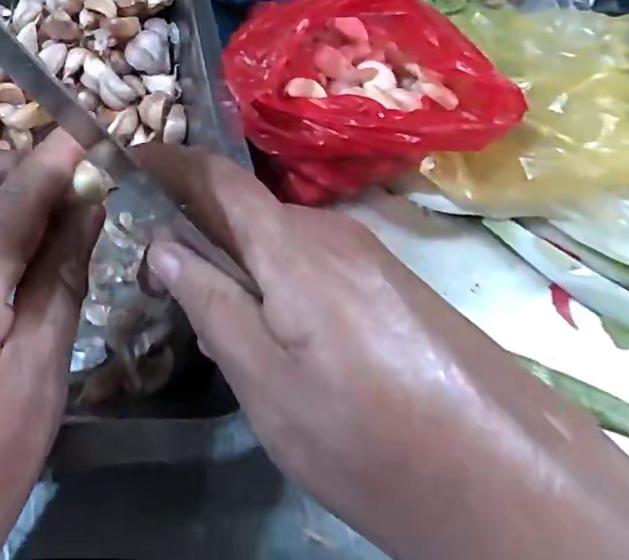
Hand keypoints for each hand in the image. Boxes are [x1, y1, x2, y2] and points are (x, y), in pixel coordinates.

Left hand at [0, 133, 101, 559]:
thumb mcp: (39, 369)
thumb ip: (64, 273)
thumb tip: (89, 203)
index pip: (24, 183)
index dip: (68, 148)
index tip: (108, 125)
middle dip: (42, 163)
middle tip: (96, 185)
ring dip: (21, 188)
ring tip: (74, 214)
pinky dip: (0, 217)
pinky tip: (34, 249)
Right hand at [133, 145, 628, 559]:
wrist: (495, 469)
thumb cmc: (361, 431)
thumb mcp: (265, 381)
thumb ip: (211, 302)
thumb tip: (163, 242)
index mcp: (291, 246)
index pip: (219, 180)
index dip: (173, 162)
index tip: (133, 158)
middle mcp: (330, 230)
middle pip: (249, 211)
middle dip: (201, 229)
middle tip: (163, 278)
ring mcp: (365, 252)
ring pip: (282, 240)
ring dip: (242, 261)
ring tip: (220, 320)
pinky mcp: (387, 279)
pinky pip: (314, 260)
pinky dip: (279, 278)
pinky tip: (281, 334)